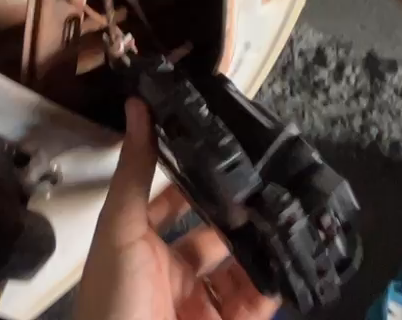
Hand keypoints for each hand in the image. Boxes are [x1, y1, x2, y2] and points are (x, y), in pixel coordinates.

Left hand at [73, 99, 275, 319]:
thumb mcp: (120, 228)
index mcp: (140, 244)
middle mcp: (170, 272)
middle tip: (268, 177)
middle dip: (235, 210)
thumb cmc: (114, 299)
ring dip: (257, 243)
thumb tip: (138, 102)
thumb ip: (136, 168)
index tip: (226, 146)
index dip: (195, 176)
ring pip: (236, 266)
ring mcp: (199, 306)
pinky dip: (271, 284)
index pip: (172, 200)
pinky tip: (288, 255)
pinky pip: (254, 303)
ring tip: (285, 208)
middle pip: (210, 233)